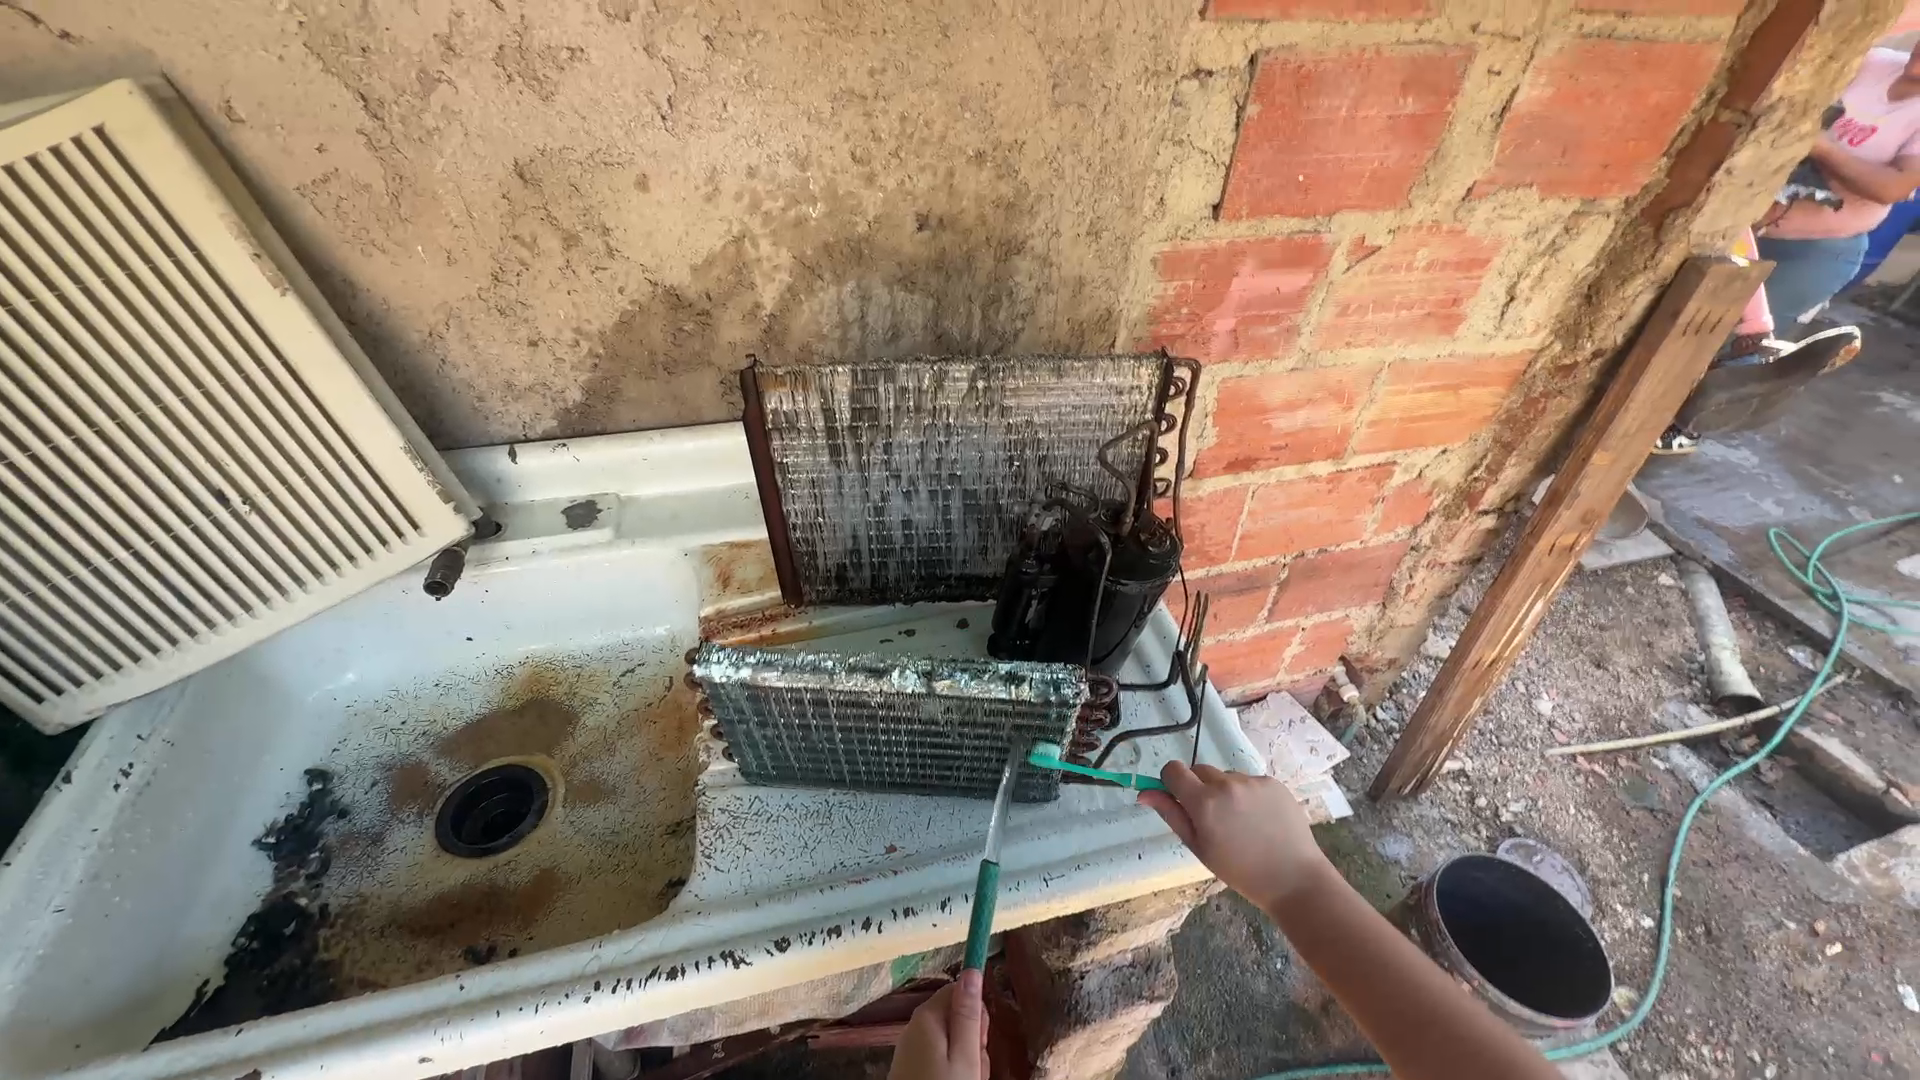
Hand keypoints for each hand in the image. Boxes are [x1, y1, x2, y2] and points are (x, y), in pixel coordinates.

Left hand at [887, 969, 987, 1079]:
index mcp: (927, 1015)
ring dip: (961, 1057)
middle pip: (953, 1016)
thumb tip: (971, 970)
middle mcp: (914, 1024)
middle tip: (973, 1065)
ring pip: (947, 1040)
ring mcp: (908, 1047)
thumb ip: (968, 1014)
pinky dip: (947, 1069)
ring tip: (963, 1078)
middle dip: (969, 1039)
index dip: (975, 1012)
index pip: (958, 989)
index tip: (980, 1039)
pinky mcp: (906, 1066)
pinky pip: (935, 1056)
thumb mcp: (964, 1054)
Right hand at [1138, 761, 1331, 910]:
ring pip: (1226, 777)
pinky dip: (1249, 795)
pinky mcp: (1273, 782)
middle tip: (1214, 818)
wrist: (1293, 879)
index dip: (1171, 781)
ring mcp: (1252, 781)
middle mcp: (1226, 784)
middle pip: (1199, 770)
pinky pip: (1249, 781)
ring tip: (1242, 822)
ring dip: (1225, 792)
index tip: (1180, 798)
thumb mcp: (1199, 847)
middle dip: (1199, 788)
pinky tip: (1260, 819)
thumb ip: (1171, 815)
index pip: (1173, 770)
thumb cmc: (1240, 870)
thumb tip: (1145, 793)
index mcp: (1203, 803)